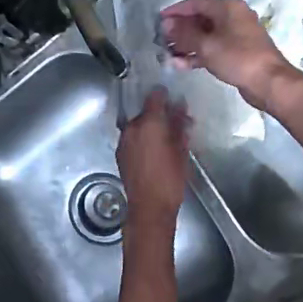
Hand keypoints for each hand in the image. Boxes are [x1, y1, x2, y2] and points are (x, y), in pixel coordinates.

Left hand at [116, 89, 190, 229]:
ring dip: (150, 127)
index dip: (164, 94)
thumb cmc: (170, 179)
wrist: (149, 207)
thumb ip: (179, 126)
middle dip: (159, 114)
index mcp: (149, 123)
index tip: (172, 96)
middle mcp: (132, 128)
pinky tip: (154, 149)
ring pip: (138, 125)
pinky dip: (143, 138)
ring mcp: (124, 141)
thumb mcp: (181, 150)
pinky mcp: (120, 153)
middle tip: (175, 121)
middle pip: (145, 112)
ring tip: (166, 137)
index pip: (154, 97)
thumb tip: (179, 108)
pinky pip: (133, 138)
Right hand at [160, 0, 302, 109]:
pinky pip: (214, 48)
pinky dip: (199, 54)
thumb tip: (166, 25)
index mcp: (228, 7)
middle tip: (161, 40)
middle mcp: (233, 16)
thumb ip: (184, 34)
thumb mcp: (207, 45)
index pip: (196, 2)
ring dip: (187, 44)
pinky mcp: (238, 52)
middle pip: (201, 18)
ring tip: (167, 54)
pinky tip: (182, 64)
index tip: (158, 20)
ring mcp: (237, 35)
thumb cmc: (238, 58)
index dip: (175, 10)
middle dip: (180, 29)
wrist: (269, 82)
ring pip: (206, 35)